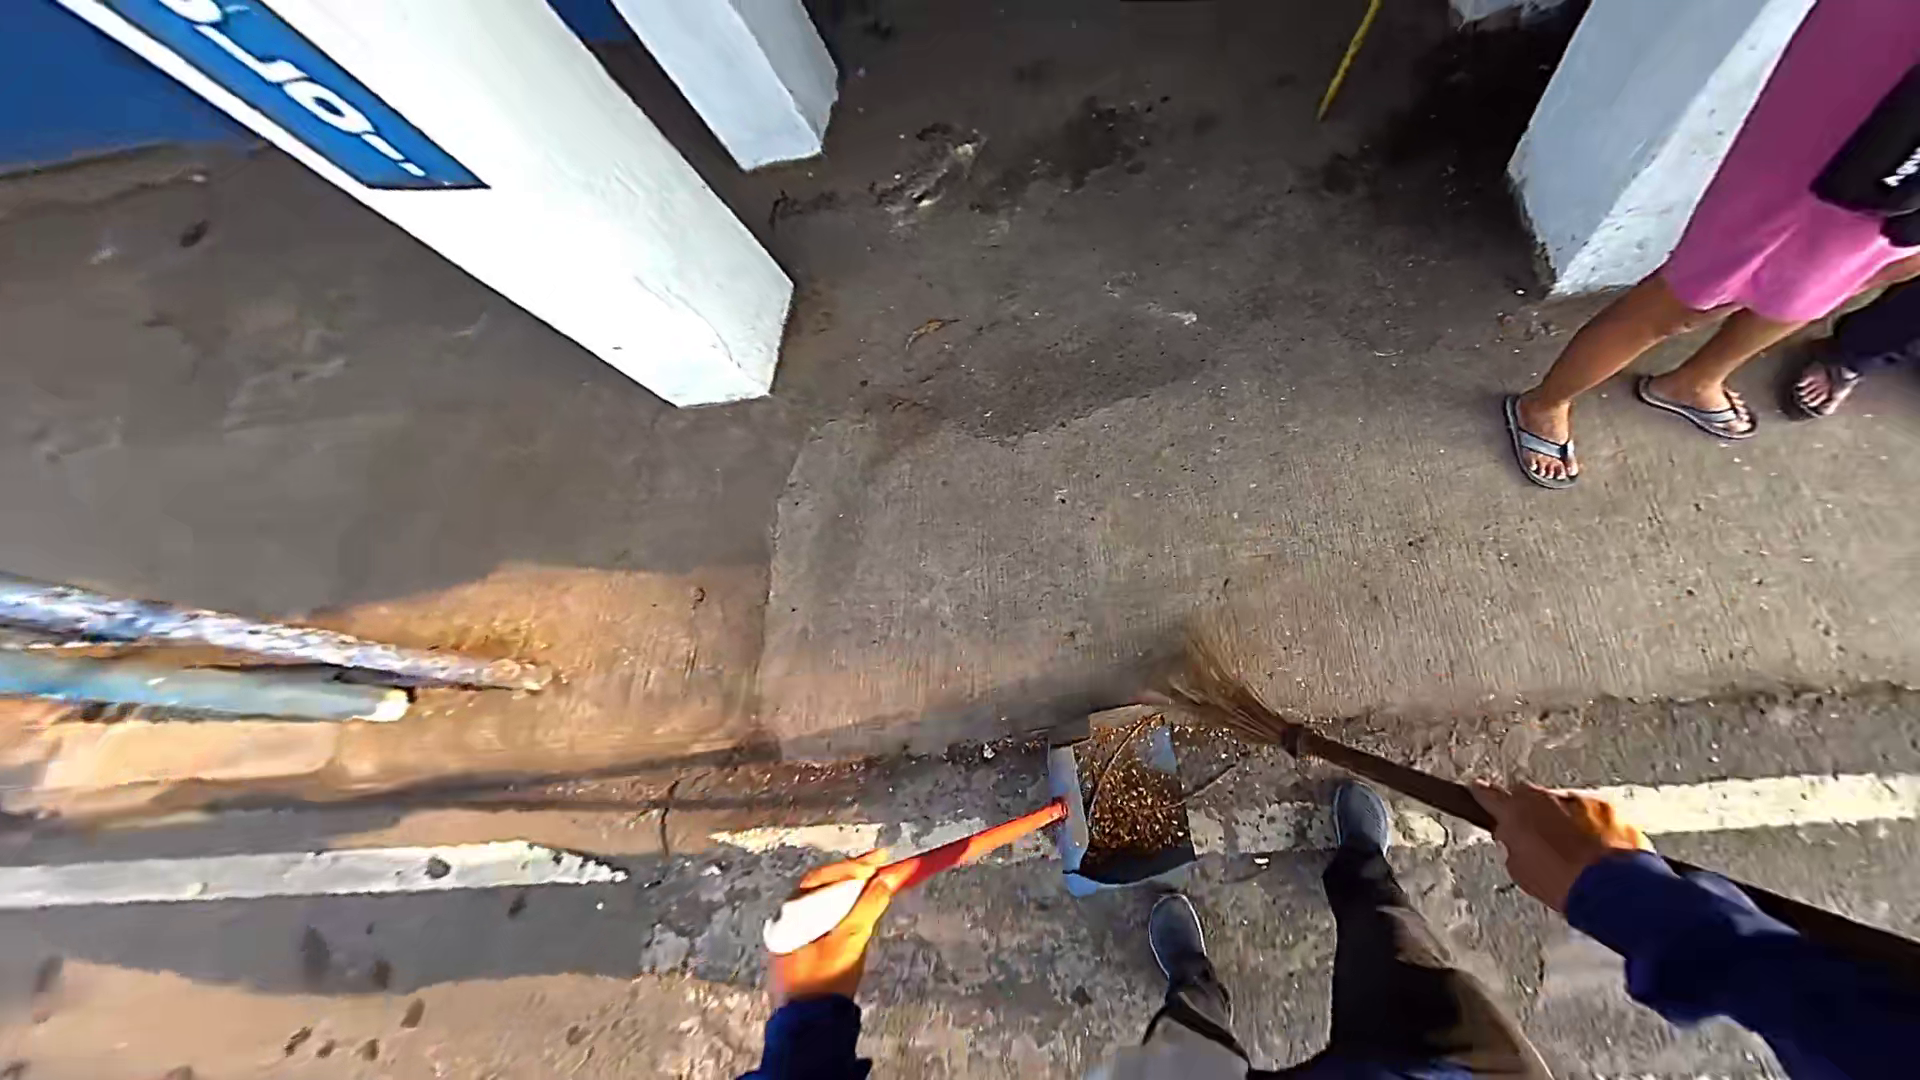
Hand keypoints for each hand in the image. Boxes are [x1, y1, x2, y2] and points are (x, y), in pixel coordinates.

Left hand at [768, 849, 896, 1004]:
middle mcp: (787, 918)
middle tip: (881, 865)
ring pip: (826, 900)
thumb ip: (869, 905)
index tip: (880, 859)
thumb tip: (888, 877)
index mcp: (790, 912)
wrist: (809, 1032)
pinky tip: (860, 905)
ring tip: (876, 881)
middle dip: (855, 875)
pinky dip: (845, 906)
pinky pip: (825, 915)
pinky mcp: (803, 948)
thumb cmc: (824, 983)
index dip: (855, 866)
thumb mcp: (851, 939)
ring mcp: (793, 934)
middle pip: (825, 885)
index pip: (825, 876)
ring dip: (852, 890)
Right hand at [1471, 781, 1652, 910]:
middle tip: (1538, 835)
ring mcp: (1576, 802)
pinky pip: (1595, 813)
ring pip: (1562, 803)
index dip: (1482, 794)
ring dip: (1564, 818)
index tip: (1479, 792)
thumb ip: (1510, 845)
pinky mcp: (1609, 811)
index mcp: (1512, 810)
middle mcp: (1541, 799)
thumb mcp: (1519, 870)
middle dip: (1530, 810)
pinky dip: (1595, 826)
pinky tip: (1600, 849)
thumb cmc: (1566, 883)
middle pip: (1527, 795)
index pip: (1486, 793)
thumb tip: (1514, 841)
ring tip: (1576, 848)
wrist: (1618, 892)